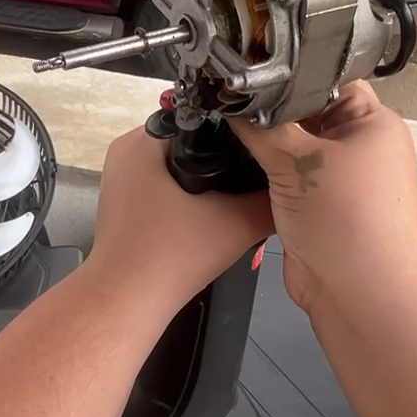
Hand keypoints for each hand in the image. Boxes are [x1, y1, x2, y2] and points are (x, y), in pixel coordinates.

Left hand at [85, 127, 272, 306]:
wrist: (127, 301)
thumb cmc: (170, 256)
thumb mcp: (234, 225)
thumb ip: (269, 201)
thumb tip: (295, 186)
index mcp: (142, 141)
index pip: (201, 115)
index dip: (236, 129)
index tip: (264, 143)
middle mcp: (126, 150)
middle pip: (190, 139)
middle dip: (224, 153)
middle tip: (260, 168)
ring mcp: (121, 176)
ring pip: (176, 162)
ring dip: (207, 175)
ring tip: (243, 187)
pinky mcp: (123, 201)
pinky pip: (162, 183)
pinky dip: (187, 192)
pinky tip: (213, 208)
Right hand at [229, 81, 416, 311]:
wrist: (361, 295)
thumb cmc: (347, 218)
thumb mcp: (303, 163)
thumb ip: (263, 128)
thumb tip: (231, 102)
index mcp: (369, 122)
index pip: (327, 79)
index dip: (288, 70)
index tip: (244, 62)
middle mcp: (353, 144)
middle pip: (304, 111)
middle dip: (267, 107)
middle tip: (221, 91)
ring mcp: (332, 177)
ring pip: (289, 145)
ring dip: (260, 140)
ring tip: (217, 117)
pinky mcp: (310, 204)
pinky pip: (281, 174)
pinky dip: (259, 168)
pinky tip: (226, 154)